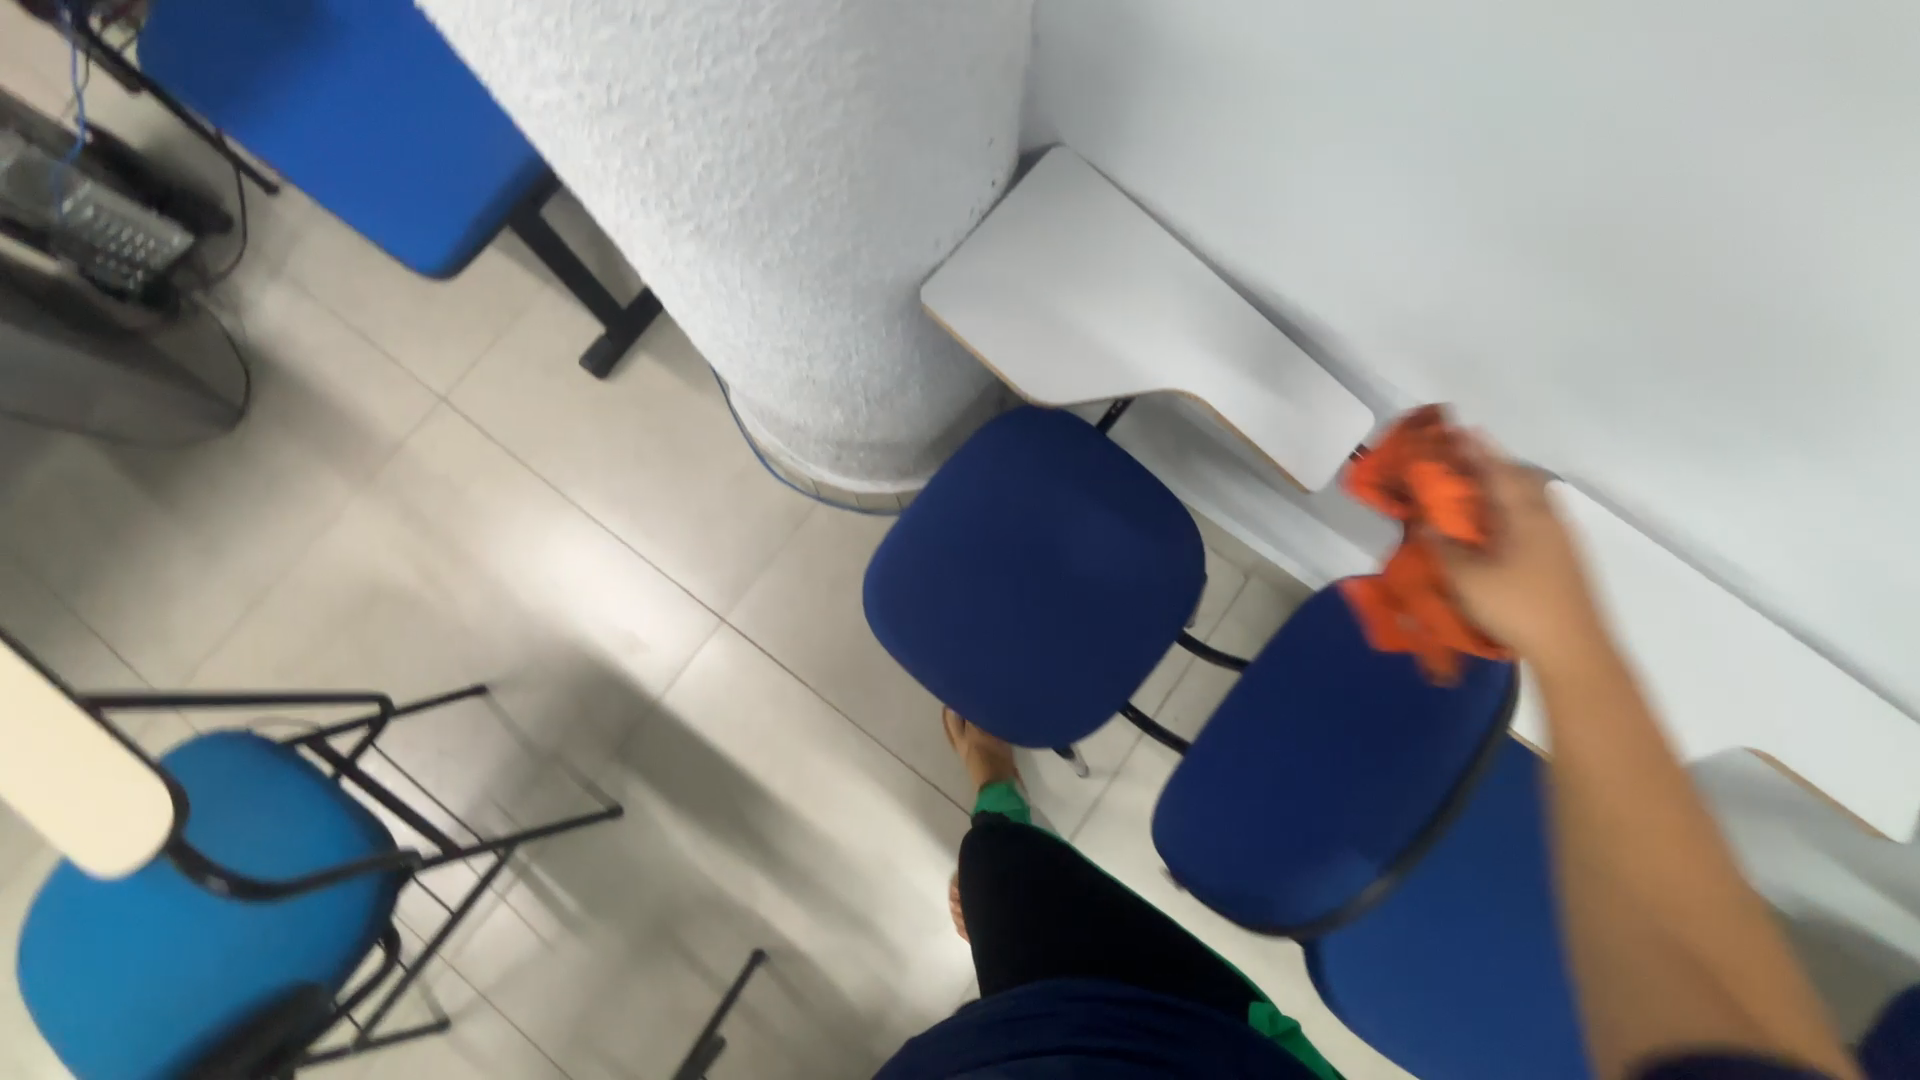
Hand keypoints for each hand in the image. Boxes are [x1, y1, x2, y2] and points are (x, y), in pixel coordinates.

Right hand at [1432, 449, 1610, 671]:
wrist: (1574, 649)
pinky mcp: (1564, 561)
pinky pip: (1534, 522)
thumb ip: (1444, 546)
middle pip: (1523, 482)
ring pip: (1531, 503)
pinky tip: (1497, 532)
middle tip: (1465, 465)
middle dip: (1495, 469)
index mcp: (1525, 516)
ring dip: (1505, 492)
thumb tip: (1427, 523)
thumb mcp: (1467, 577)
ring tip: (1476, 496)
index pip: (1498, 473)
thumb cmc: (1517, 606)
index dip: (1478, 452)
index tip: (1462, 431)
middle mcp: (1548, 520)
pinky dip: (1512, 514)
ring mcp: (1561, 541)